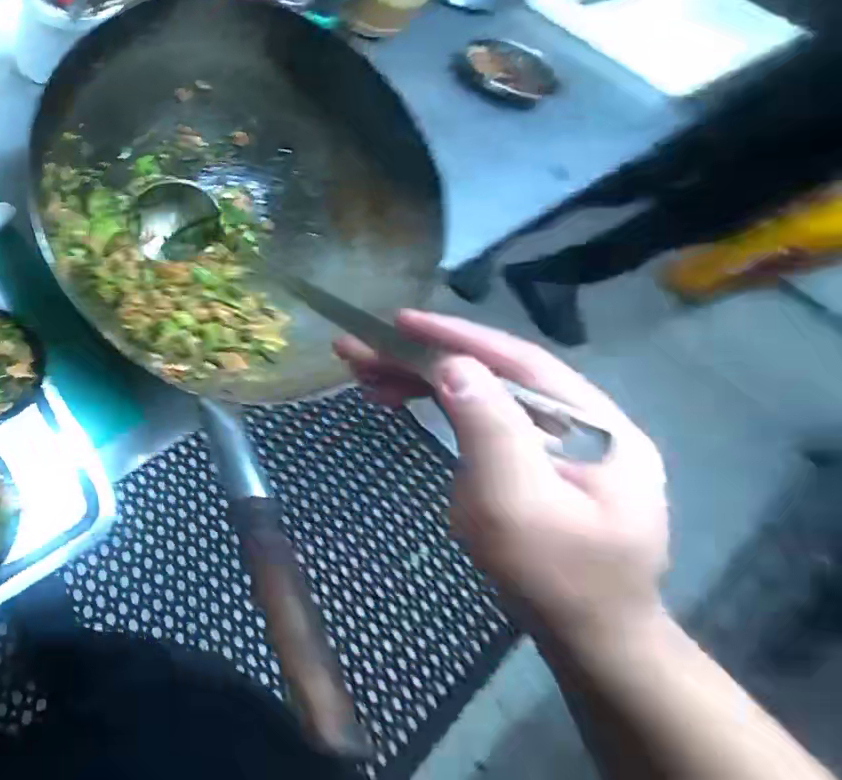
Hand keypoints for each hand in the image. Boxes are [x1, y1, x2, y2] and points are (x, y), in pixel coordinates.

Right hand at [334, 310, 669, 649]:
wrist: (585, 634)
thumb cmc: (553, 571)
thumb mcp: (516, 502)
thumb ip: (490, 430)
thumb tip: (453, 366)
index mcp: (598, 428)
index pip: (522, 363)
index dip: (458, 337)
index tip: (400, 322)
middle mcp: (579, 424)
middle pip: (490, 372)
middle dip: (420, 356)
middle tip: (357, 346)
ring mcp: (551, 441)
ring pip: (474, 389)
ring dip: (414, 375)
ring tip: (359, 368)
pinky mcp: (523, 456)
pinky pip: (469, 412)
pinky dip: (426, 398)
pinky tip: (390, 395)